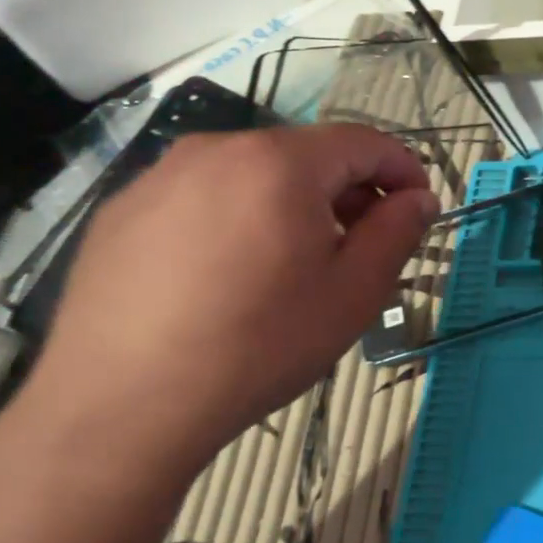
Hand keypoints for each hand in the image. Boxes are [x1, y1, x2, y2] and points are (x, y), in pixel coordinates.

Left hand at [11, 124, 438, 487]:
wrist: (125, 401)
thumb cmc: (262, 343)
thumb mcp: (355, 292)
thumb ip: (397, 232)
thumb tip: (418, 199)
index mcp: (281, 163)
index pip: (363, 141)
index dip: (403, 170)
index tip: (419, 210)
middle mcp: (217, 150)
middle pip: (305, 154)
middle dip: (348, 191)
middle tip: (364, 247)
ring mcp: (160, 177)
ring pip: (252, 175)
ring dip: (293, 205)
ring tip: (297, 266)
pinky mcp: (122, 211)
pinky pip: (203, 199)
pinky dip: (238, 220)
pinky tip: (232, 278)